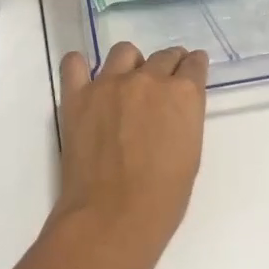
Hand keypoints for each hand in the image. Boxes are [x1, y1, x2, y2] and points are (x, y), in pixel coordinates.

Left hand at [55, 43, 208, 249]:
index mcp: (183, 95)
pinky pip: (74, 64)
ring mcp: (109, 84)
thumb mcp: (190, 154)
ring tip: (127, 82)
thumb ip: (183, 120)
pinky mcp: (77, 96)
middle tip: (162, 82)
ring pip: (124, 52)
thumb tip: (171, 111)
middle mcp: (148, 80)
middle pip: (162, 56)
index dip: (193, 67)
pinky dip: (80, 66)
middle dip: (167, 65)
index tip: (191, 69)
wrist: (113, 215)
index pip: (194, 65)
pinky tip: (85, 79)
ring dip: (130, 63)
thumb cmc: (162, 197)